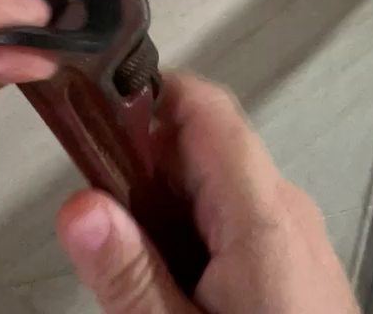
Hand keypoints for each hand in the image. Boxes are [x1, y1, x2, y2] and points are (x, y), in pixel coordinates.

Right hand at [54, 73, 359, 313]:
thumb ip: (130, 275)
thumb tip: (76, 206)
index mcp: (262, 210)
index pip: (205, 106)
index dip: (150, 94)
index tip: (96, 117)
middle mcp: (285, 203)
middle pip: (204, 144)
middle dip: (146, 164)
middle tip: (103, 213)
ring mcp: (296, 229)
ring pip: (216, 181)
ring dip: (167, 202)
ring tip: (134, 257)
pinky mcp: (296, 256)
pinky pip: (236, 214)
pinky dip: (196, 228)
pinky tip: (176, 279)